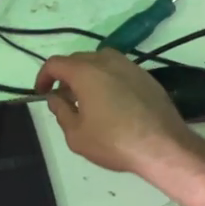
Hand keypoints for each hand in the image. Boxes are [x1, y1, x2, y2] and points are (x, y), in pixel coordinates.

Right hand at [36, 50, 198, 175]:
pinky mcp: (146, 76)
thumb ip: (61, 112)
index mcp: (85, 72)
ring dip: (88, 74)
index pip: (55, 63)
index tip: (41, 92)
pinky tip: (113, 102)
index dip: (43, 76)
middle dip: (66, 76)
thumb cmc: (114, 142)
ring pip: (100, 61)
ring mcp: (130, 66)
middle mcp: (107, 61)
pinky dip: (108, 79)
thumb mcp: (76, 135)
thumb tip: (55, 98)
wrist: (163, 146)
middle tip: (64, 98)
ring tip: (88, 98)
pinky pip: (119, 70)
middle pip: (78, 59)